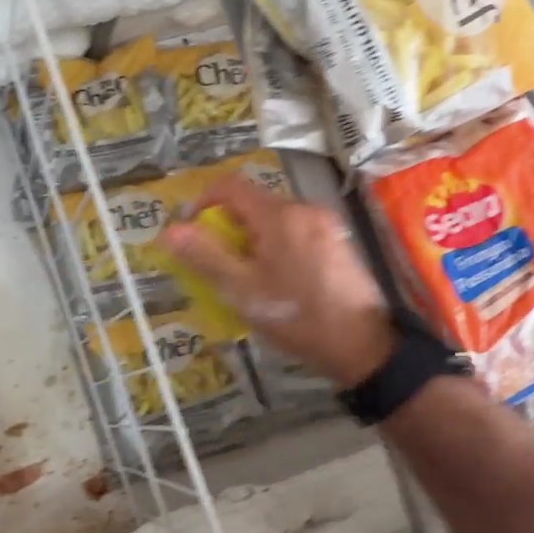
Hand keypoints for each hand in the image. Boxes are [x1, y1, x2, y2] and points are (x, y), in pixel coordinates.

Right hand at [160, 176, 396, 387]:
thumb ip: (205, 257)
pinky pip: (294, 231)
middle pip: (252, 202)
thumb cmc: (298, 318)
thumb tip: (169, 231)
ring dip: (250, 239)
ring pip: (273, 219)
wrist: (364, 346)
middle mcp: (304, 208)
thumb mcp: (243, 291)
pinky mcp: (337, 241)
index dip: (201, 203)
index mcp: (280, 215)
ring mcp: (325, 224)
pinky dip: (274, 245)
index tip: (190, 233)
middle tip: (217, 266)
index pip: (229, 186)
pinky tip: (276, 280)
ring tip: (245, 278)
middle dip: (227, 228)